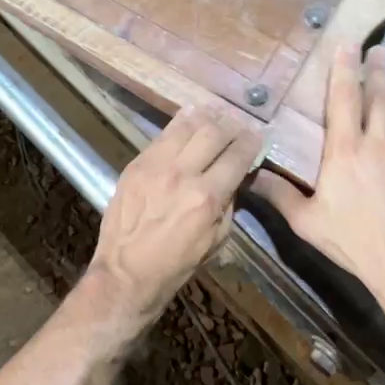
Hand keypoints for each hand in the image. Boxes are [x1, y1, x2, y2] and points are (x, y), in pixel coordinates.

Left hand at [84, 109, 248, 332]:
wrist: (126, 271)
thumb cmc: (176, 264)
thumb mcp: (216, 241)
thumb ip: (228, 205)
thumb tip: (235, 178)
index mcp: (206, 198)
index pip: (236, 157)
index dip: (251, 143)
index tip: (258, 136)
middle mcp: (182, 174)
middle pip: (213, 133)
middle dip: (231, 125)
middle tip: (239, 124)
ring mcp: (155, 165)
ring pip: (186, 126)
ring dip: (205, 117)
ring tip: (216, 114)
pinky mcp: (136, 163)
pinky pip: (162, 135)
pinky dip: (179, 124)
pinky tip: (189, 118)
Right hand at [254, 45, 384, 327]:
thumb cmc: (357, 246)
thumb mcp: (307, 223)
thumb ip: (280, 195)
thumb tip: (250, 173)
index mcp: (345, 152)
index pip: (342, 100)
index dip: (343, 69)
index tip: (347, 45)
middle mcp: (379, 144)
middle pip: (380, 98)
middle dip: (379, 72)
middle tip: (381, 51)